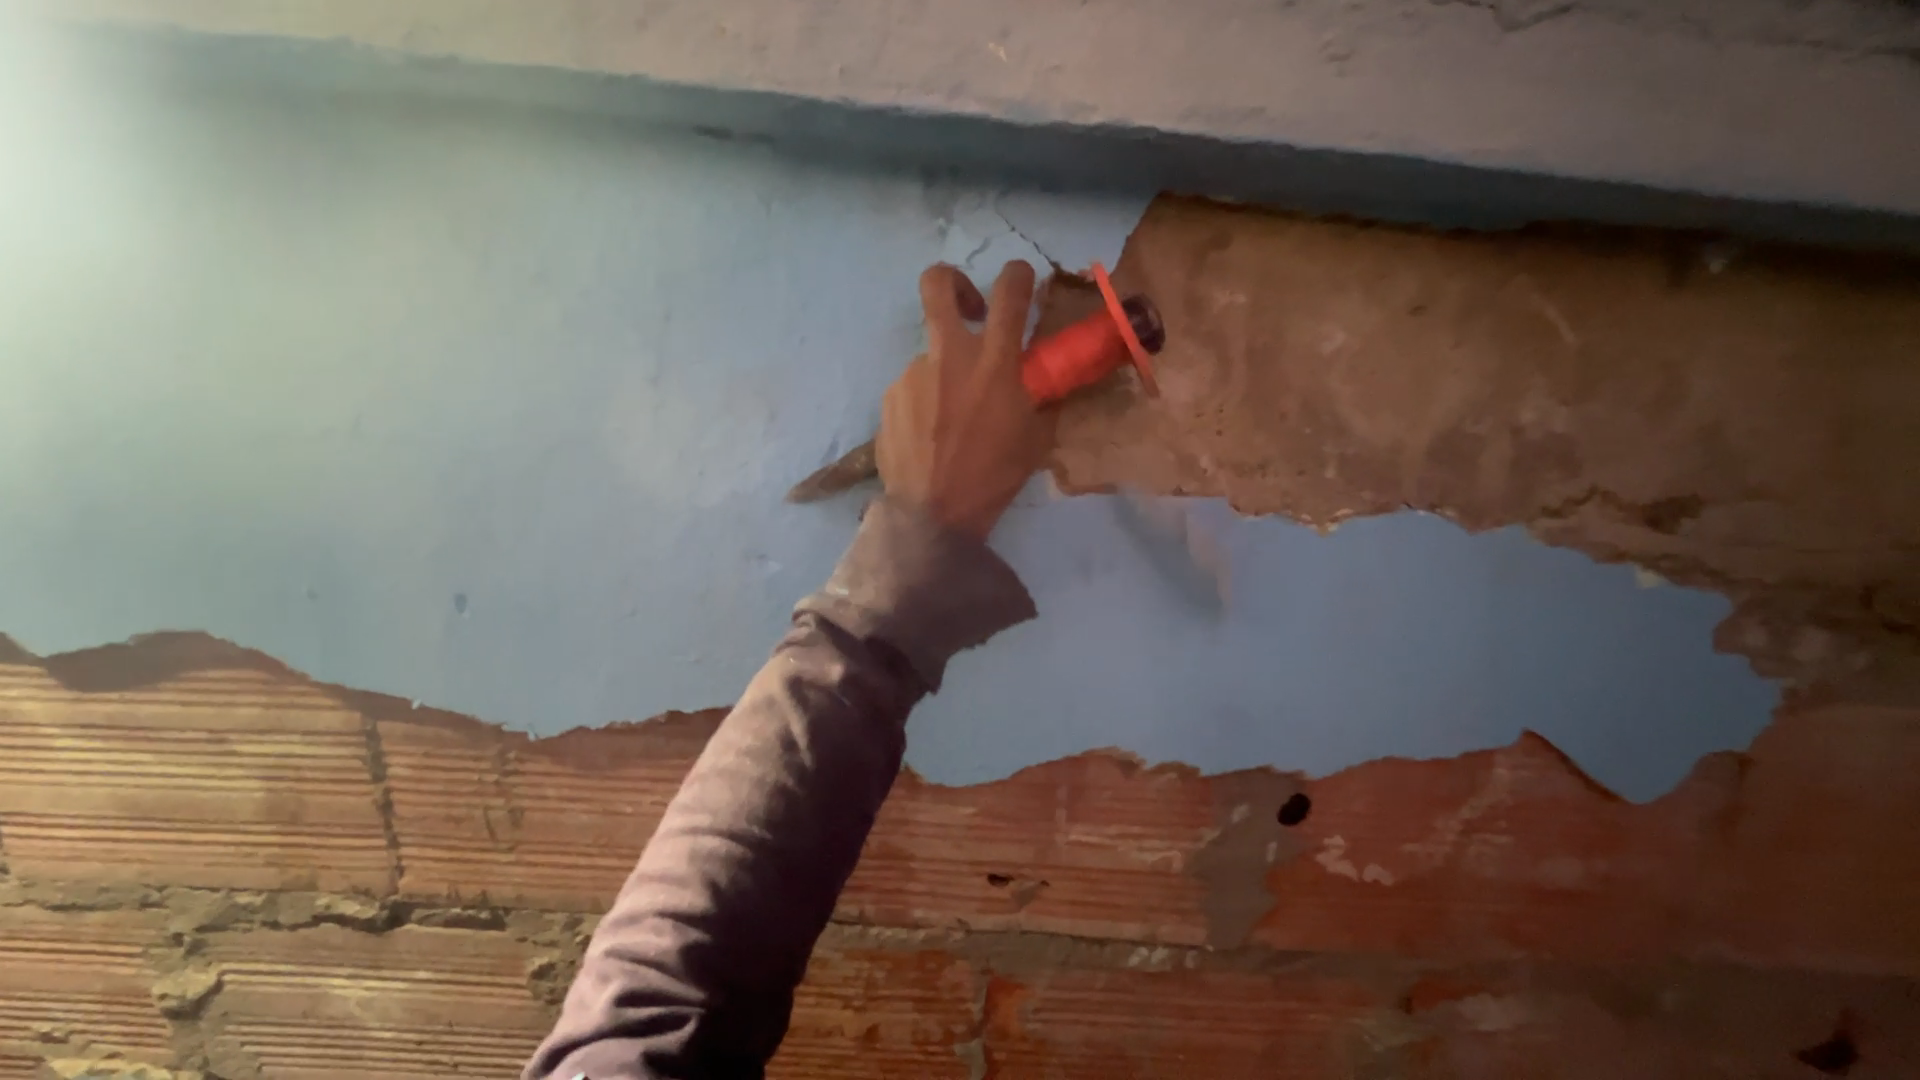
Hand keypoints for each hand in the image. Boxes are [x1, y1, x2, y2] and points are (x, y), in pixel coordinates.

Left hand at [877, 261, 1053, 539]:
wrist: (933, 512)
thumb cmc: (993, 477)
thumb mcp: (1033, 438)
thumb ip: (1035, 397)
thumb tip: (1034, 380)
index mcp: (995, 362)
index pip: (1010, 289)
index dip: (1018, 274)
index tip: (1020, 283)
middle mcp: (949, 355)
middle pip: (937, 282)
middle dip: (953, 281)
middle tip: (967, 307)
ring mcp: (913, 374)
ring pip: (930, 355)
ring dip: (943, 375)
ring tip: (949, 423)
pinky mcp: (890, 397)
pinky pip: (913, 389)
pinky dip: (924, 404)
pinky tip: (928, 438)